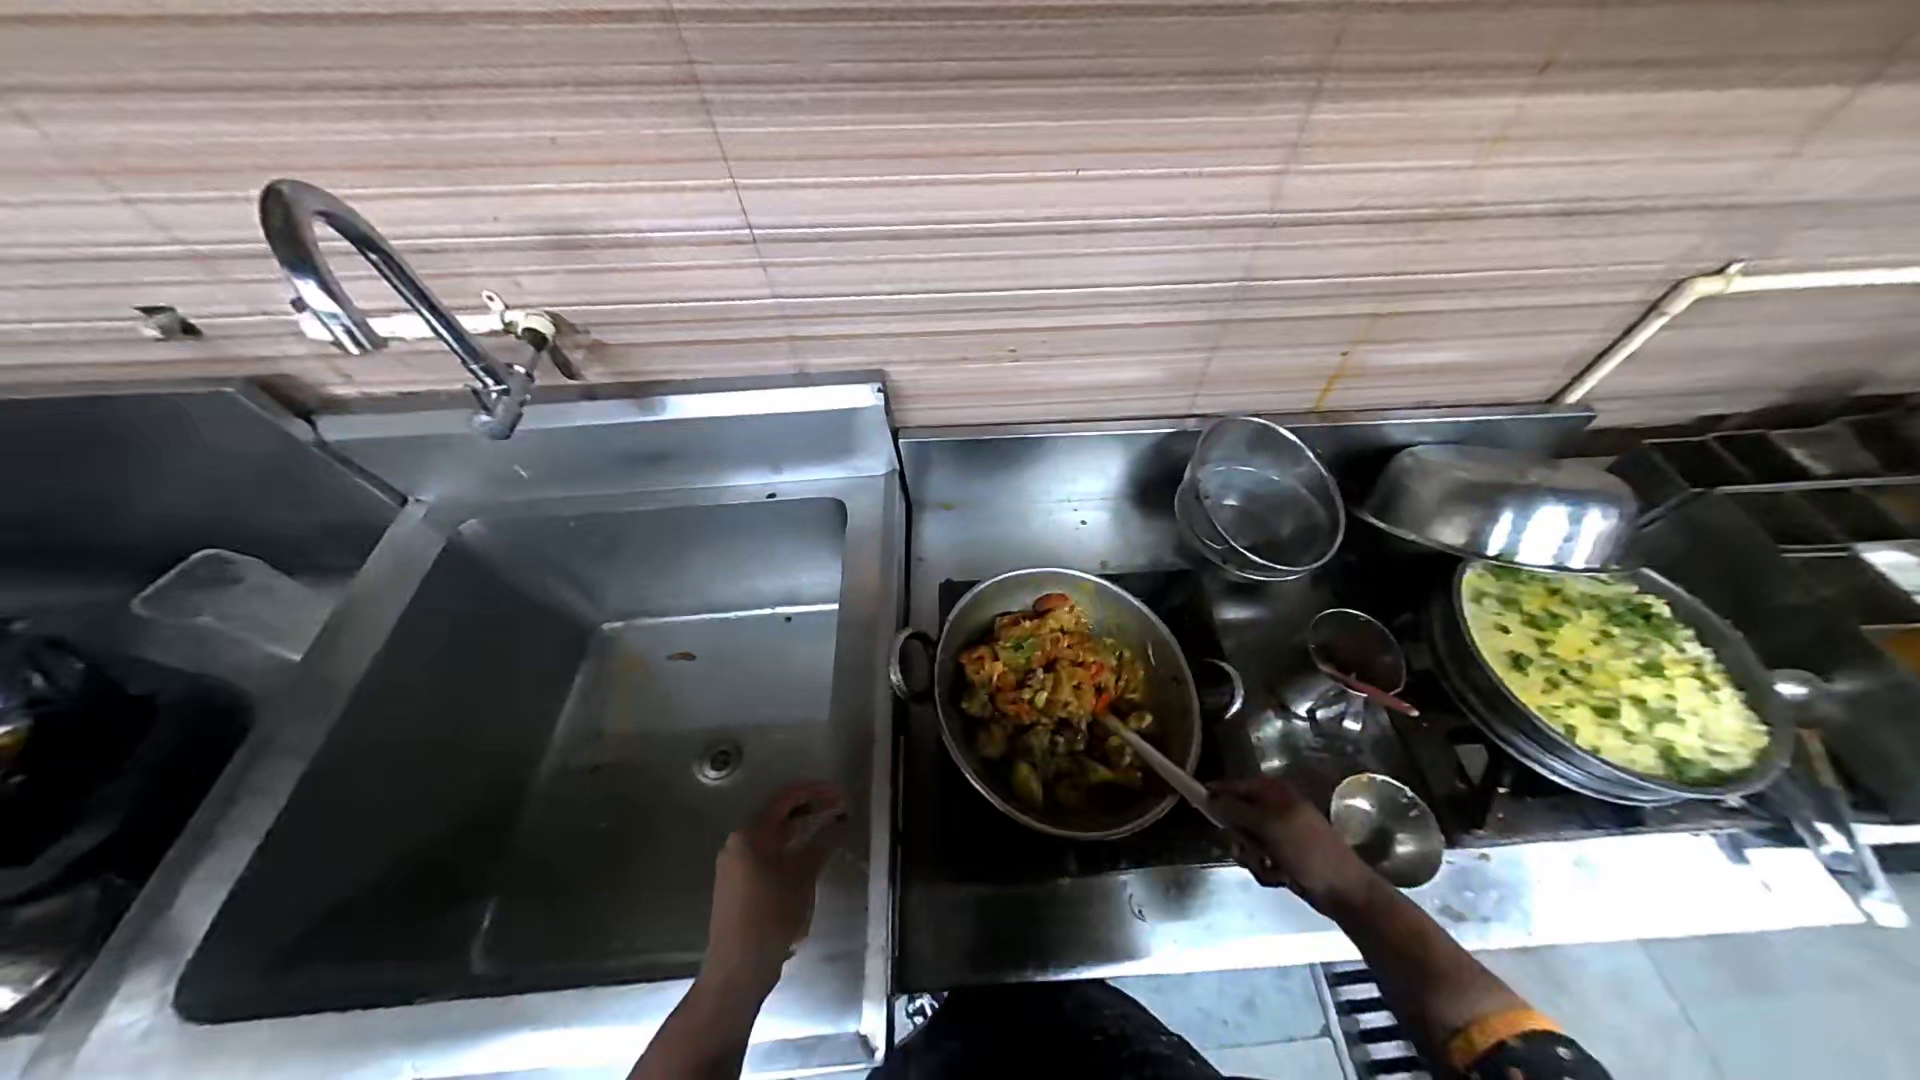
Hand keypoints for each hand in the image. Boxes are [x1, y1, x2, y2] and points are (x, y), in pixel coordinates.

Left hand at [704, 781, 846, 993]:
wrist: (738, 967)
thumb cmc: (770, 916)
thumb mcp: (802, 877)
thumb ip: (819, 846)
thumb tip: (837, 824)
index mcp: (749, 835)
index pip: (785, 799)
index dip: (814, 792)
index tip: (838, 794)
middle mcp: (737, 842)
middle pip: (776, 814)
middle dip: (807, 808)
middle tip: (836, 808)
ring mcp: (733, 863)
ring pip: (771, 835)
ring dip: (799, 828)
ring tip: (827, 827)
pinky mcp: (736, 881)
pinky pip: (765, 852)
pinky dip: (787, 847)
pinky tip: (808, 853)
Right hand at [1210, 776, 1375, 912]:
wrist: (1345, 891)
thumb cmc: (1307, 851)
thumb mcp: (1268, 825)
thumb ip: (1236, 808)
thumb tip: (1210, 796)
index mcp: (1275, 792)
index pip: (1234, 786)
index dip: (1215, 794)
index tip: (1195, 805)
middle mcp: (1275, 808)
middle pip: (1236, 816)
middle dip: (1239, 837)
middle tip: (1247, 848)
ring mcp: (1280, 833)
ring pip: (1245, 842)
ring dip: (1252, 857)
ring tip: (1269, 867)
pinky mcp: (1284, 855)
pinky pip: (1259, 859)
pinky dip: (1265, 870)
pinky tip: (1280, 876)